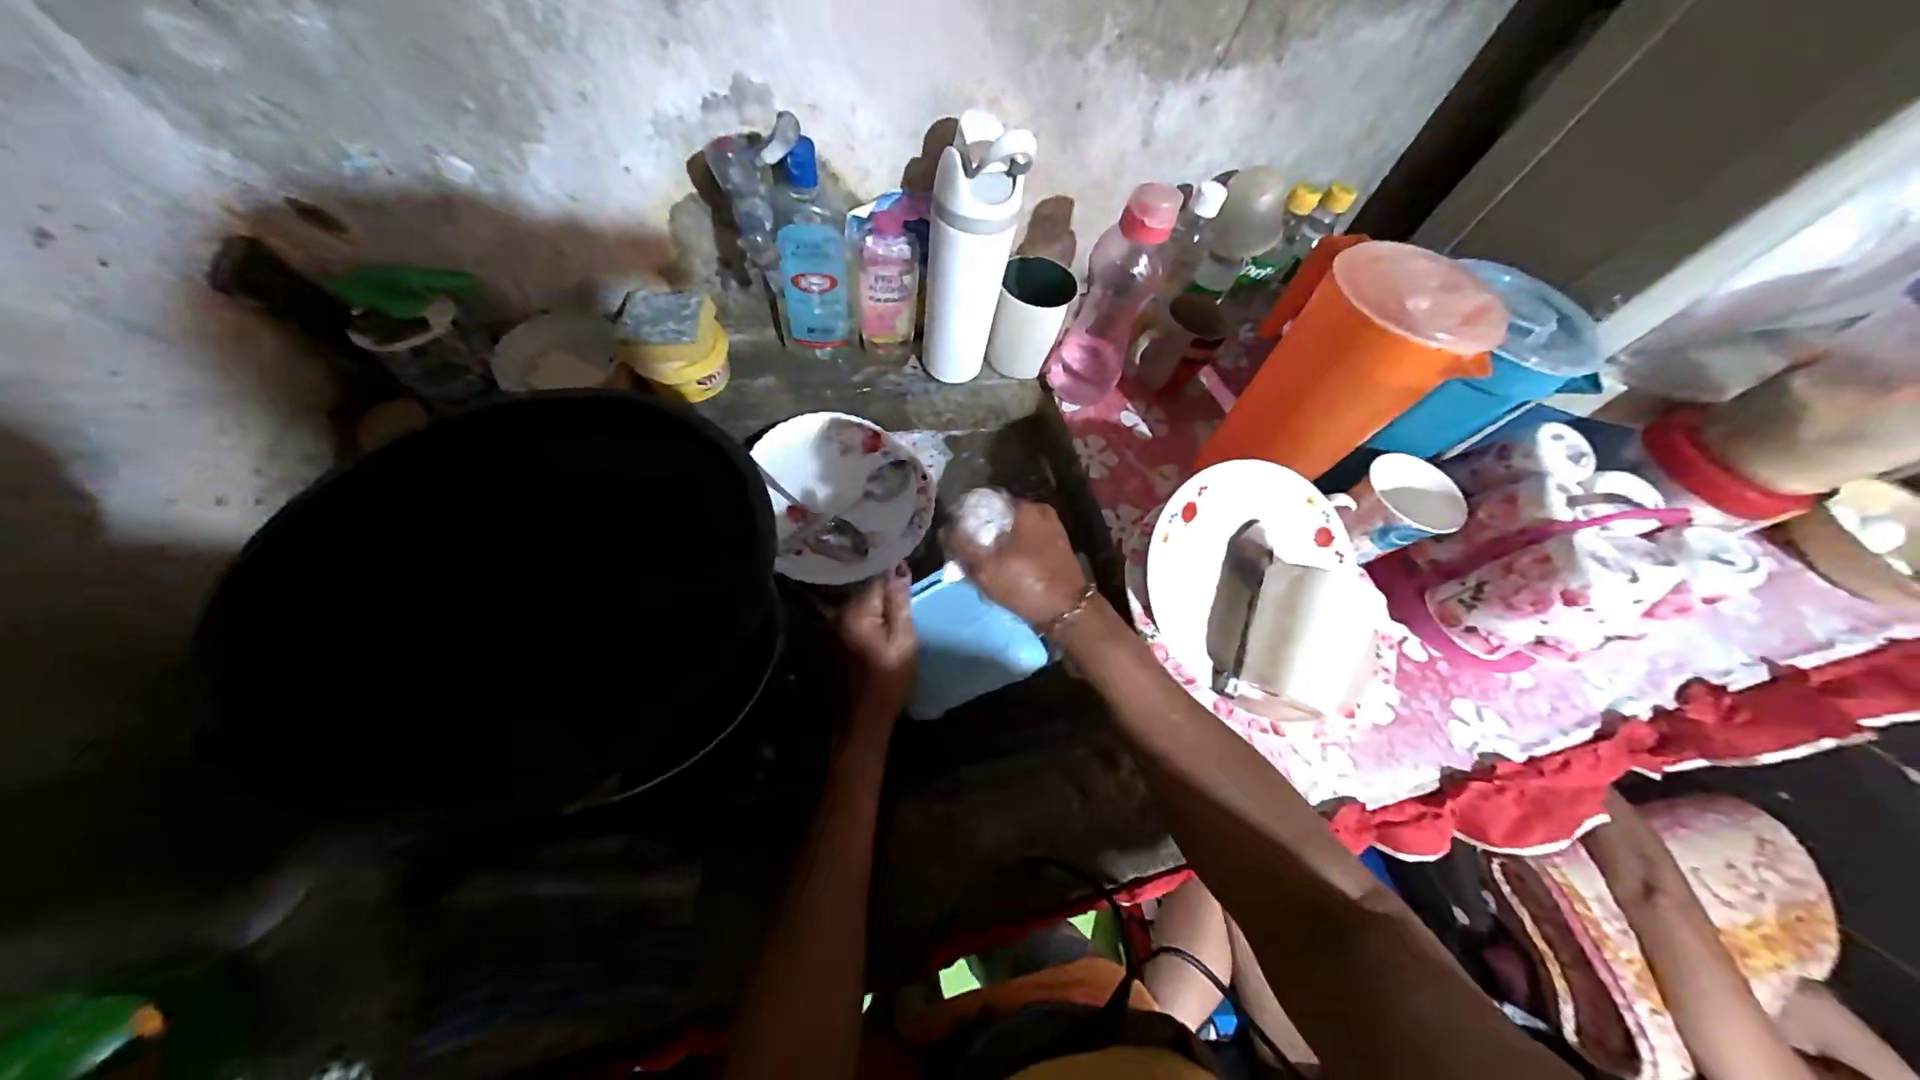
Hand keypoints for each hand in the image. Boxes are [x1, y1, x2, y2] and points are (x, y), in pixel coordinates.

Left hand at [836, 569, 916, 736]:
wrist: (861, 721)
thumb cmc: (888, 682)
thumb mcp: (904, 642)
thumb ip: (900, 603)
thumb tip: (899, 567)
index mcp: (855, 611)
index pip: (877, 578)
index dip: (896, 577)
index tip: (911, 578)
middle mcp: (838, 613)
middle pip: (866, 588)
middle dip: (885, 590)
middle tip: (907, 594)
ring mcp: (831, 626)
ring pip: (859, 603)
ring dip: (876, 603)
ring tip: (896, 605)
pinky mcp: (832, 639)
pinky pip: (853, 617)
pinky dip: (866, 617)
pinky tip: (880, 625)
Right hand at [946, 499, 1089, 626]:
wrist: (1068, 612)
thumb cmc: (1026, 583)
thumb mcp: (985, 567)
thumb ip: (961, 545)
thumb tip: (946, 528)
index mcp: (1027, 508)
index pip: (988, 502)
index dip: (969, 517)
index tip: (958, 535)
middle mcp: (1043, 513)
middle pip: (1003, 519)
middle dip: (986, 534)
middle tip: (970, 553)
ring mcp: (1054, 531)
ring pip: (1016, 533)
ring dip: (1000, 546)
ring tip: (985, 565)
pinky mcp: (1059, 550)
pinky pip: (1029, 545)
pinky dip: (1015, 554)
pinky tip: (1005, 571)